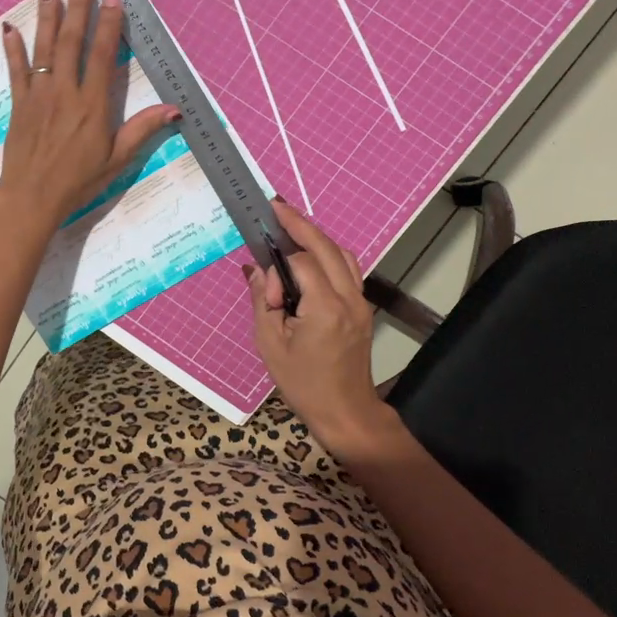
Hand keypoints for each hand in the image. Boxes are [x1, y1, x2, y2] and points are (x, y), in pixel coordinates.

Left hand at [0, 0, 178, 228]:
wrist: (32, 197)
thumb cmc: (78, 181)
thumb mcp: (116, 159)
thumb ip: (142, 130)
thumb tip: (174, 108)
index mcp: (92, 104)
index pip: (102, 55)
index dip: (108, 24)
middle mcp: (65, 92)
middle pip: (71, 42)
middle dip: (77, 8)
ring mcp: (38, 95)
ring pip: (43, 48)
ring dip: (47, 17)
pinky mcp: (19, 104)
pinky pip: (15, 70)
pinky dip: (12, 48)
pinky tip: (9, 28)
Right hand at [243, 200, 387, 448]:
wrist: (344, 411)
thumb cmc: (302, 382)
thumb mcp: (270, 343)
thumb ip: (262, 300)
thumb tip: (256, 269)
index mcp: (325, 307)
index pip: (301, 263)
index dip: (278, 267)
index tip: (263, 283)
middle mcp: (348, 298)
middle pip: (326, 248)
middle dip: (300, 224)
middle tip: (275, 205)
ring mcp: (360, 302)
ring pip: (342, 255)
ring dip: (317, 236)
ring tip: (291, 224)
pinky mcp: (361, 308)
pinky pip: (347, 270)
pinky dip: (329, 254)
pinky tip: (311, 254)